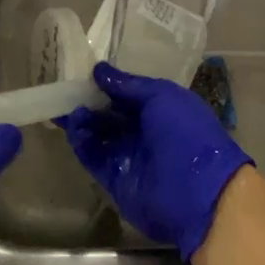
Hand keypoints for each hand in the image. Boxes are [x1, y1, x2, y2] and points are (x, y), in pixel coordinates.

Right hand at [57, 62, 252, 261]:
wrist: (199, 194)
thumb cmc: (185, 133)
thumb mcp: (162, 97)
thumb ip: (129, 85)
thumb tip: (100, 70)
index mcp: (163, 107)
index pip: (129, 92)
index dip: (108, 82)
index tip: (83, 70)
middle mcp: (146, 130)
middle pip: (112, 113)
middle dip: (91, 101)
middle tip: (66, 88)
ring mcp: (131, 155)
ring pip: (100, 135)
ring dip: (84, 121)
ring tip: (65, 107)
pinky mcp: (117, 180)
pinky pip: (95, 158)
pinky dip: (82, 144)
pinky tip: (72, 128)